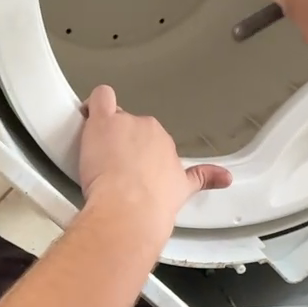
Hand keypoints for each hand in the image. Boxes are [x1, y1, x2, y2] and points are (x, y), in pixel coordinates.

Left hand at [77, 86, 230, 216]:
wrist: (132, 209)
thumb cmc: (152, 206)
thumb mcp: (182, 192)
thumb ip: (202, 179)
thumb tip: (223, 178)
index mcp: (165, 144)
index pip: (148, 139)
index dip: (136, 152)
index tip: (130, 166)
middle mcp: (148, 129)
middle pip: (128, 127)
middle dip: (117, 143)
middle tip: (108, 166)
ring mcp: (125, 124)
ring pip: (110, 118)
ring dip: (101, 134)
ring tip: (93, 158)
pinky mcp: (103, 122)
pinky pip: (100, 98)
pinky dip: (90, 105)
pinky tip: (84, 117)